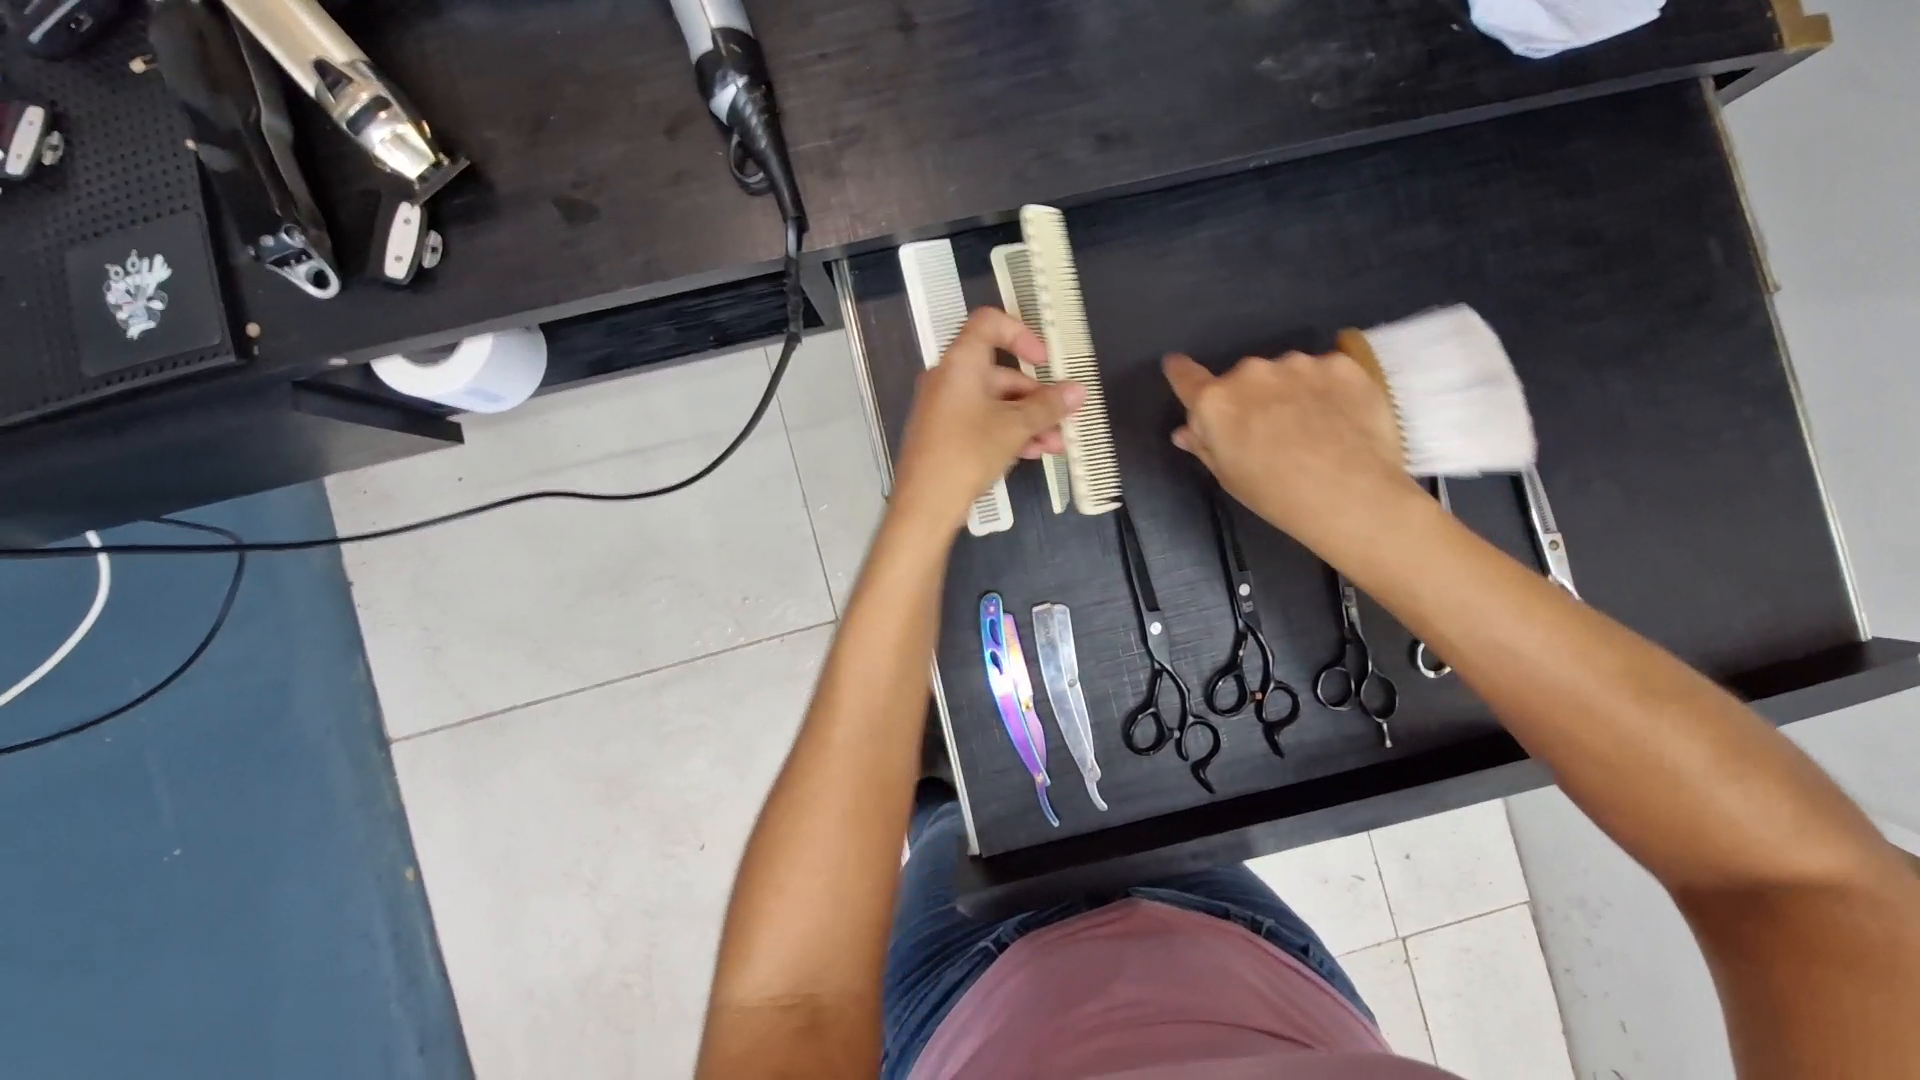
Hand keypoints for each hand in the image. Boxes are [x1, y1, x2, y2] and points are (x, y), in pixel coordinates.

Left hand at [894, 308, 1084, 532]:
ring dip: (1029, 421)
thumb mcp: (1016, 427)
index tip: (1045, 361)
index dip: (1021, 335)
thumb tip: (1078, 391)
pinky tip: (1034, 454)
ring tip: (1056, 445)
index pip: (989, 324)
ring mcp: (944, 408)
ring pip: (995, 403)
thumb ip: (1049, 406)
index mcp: (960, 362)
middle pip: (1000, 372)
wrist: (925, 503)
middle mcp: (949, 378)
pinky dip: (1009, 433)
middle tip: (1063, 418)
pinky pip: (982, 422)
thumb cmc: (967, 452)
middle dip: (1037, 396)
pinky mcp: (944, 434)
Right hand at [1164, 350, 1418, 550]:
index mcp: (1215, 403)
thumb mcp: (1229, 477)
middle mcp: (1251, 373)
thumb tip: (1185, 432)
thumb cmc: (1276, 495)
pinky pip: (1324, 372)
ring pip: (1285, 373)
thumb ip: (1204, 445)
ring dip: (1290, 392)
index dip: (1180, 372)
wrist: (1351, 494)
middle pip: (1242, 379)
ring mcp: (1298, 364)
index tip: (1176, 365)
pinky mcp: (1340, 364)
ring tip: (1311, 427)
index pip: (1186, 377)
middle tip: (1269, 430)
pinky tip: (1339, 418)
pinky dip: (1327, 390)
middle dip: (1250, 397)